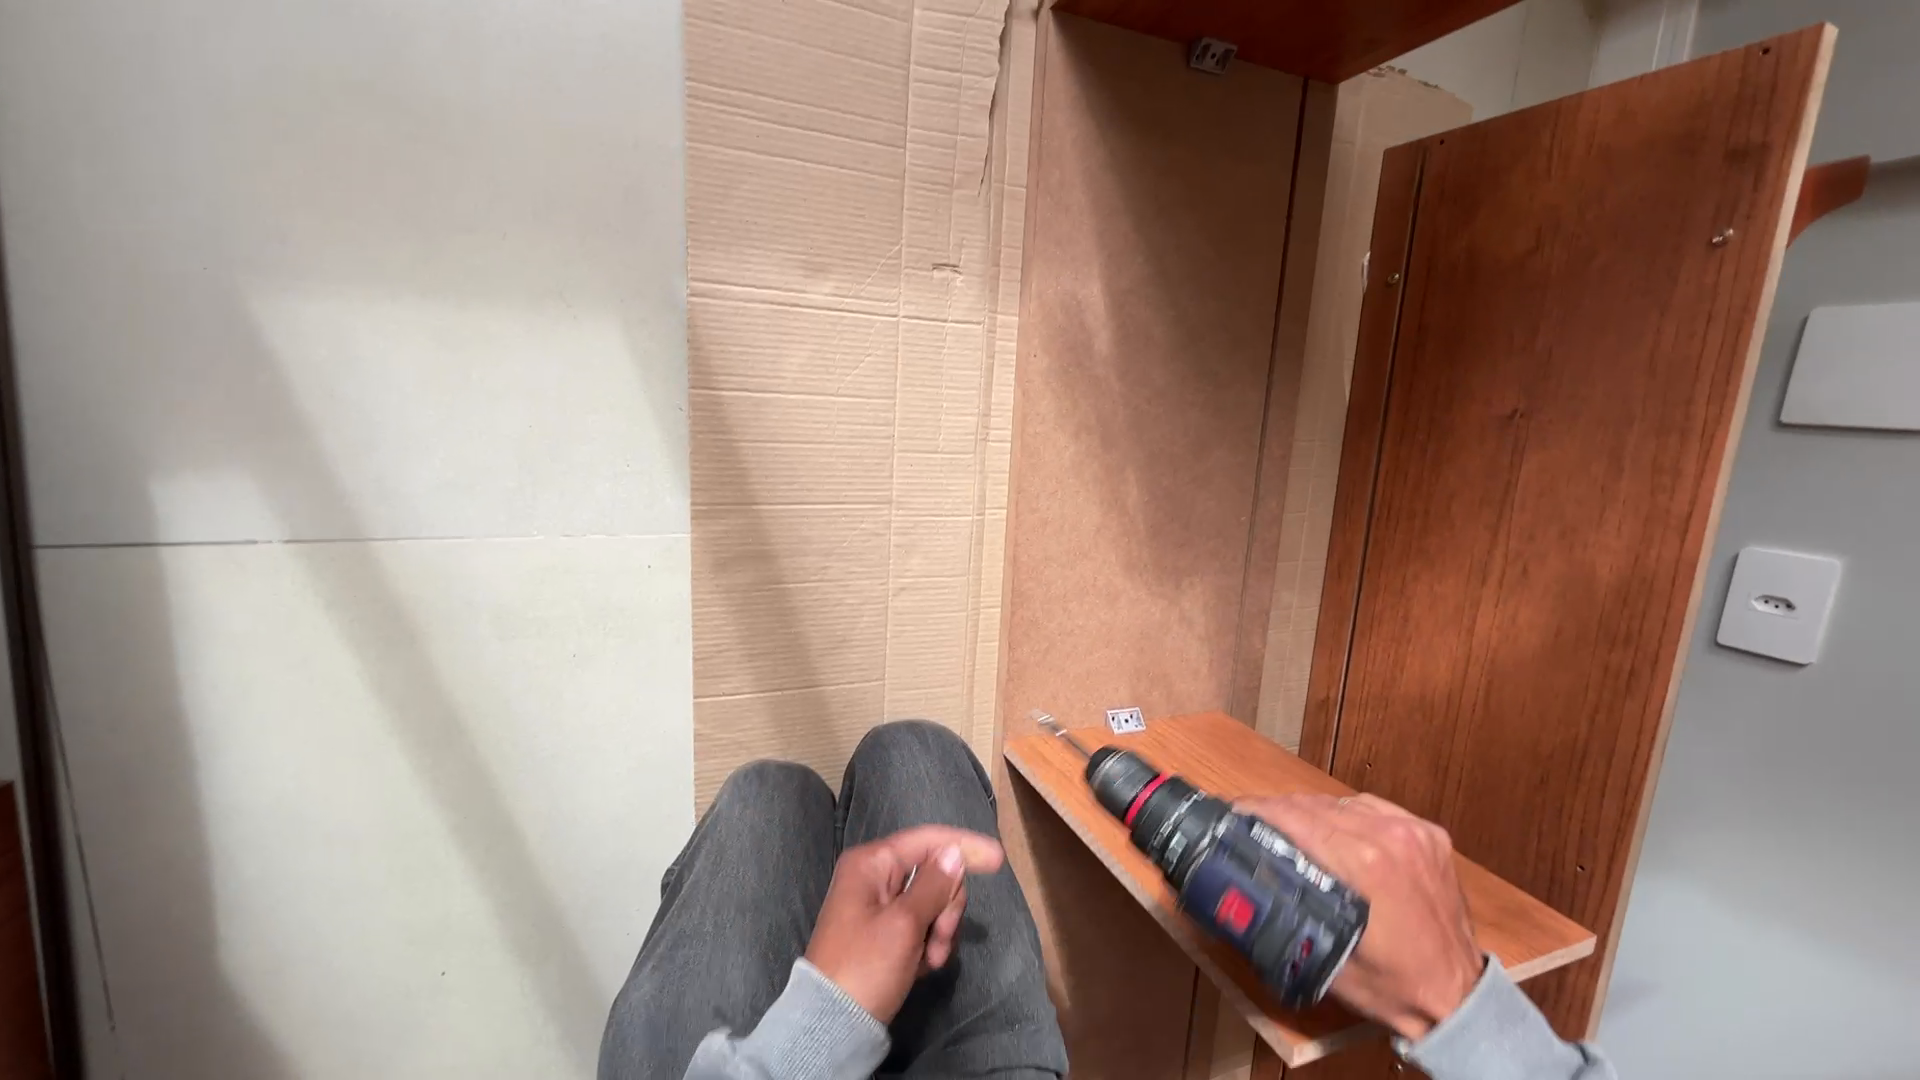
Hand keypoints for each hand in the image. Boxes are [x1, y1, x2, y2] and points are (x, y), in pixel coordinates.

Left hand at [804, 825, 1004, 1022]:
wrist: (831, 1027)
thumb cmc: (866, 967)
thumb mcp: (904, 924)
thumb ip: (934, 884)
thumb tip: (954, 852)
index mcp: (872, 863)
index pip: (928, 839)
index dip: (964, 845)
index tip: (999, 859)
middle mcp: (873, 876)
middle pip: (933, 873)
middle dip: (946, 906)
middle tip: (942, 938)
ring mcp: (878, 906)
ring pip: (931, 902)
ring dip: (939, 931)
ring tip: (930, 960)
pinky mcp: (883, 934)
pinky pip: (920, 925)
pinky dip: (928, 944)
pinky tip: (922, 967)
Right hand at [1238, 793, 1482, 1039]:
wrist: (1458, 1001)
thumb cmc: (1390, 985)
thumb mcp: (1323, 950)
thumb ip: (1287, 903)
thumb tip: (1243, 874)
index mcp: (1365, 863)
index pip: (1294, 817)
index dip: (1256, 809)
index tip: (1232, 810)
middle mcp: (1390, 837)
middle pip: (1313, 804)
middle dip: (1277, 810)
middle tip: (1252, 820)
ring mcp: (1414, 832)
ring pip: (1340, 801)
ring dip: (1310, 810)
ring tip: (1289, 825)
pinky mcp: (1429, 834)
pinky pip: (1371, 807)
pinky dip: (1346, 813)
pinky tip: (1334, 827)